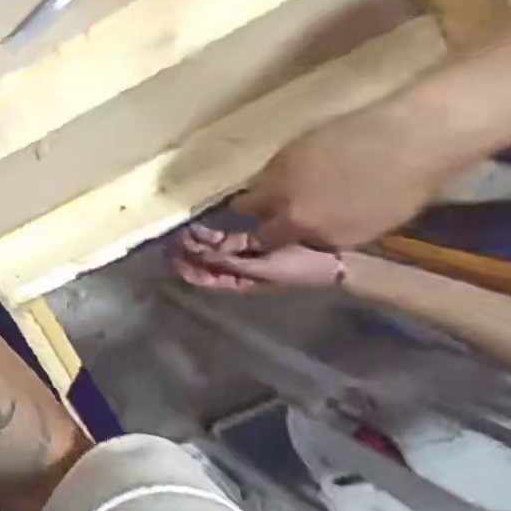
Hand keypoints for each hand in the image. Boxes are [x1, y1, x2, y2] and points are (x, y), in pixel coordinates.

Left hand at [171, 224, 343, 291]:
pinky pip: (225, 239)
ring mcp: (243, 255)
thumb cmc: (301, 268)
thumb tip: (203, 255)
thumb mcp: (264, 270)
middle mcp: (237, 270)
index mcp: (240, 282)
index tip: (173, 259)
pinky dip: (210, 235)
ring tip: (183, 232)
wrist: (338, 259)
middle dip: (187, 253)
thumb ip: (232, 263)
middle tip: (174, 241)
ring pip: (211, 249)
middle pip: (204, 263)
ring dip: (195, 242)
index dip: (187, 269)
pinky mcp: (251, 241)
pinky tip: (198, 229)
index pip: (206, 278)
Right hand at [233, 99, 447, 247]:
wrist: (408, 139)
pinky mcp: (282, 147)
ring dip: (269, 187)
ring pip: (254, 184)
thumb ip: (326, 234)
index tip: (282, 234)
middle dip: (258, 210)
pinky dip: (286, 169)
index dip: (271, 237)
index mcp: (300, 223)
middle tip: (280, 209)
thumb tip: (308, 235)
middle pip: (244, 207)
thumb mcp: (369, 227)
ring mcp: (276, 170)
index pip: (265, 238)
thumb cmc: (403, 188)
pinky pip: (273, 164)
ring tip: (298, 185)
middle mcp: (276, 199)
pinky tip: (315, 165)